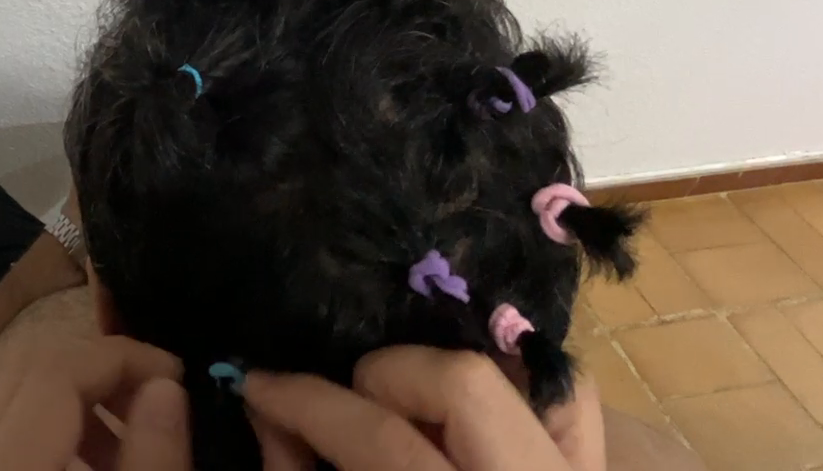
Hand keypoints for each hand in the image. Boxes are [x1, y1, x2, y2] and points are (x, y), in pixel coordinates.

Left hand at [0, 331, 191, 469]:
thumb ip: (148, 464)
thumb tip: (166, 384)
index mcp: (3, 464)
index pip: (57, 369)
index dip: (122, 356)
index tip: (176, 373)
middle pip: (29, 369)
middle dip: (99, 369)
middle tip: (157, 399)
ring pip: (7, 391)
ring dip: (71, 396)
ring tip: (125, 441)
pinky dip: (41, 424)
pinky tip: (82, 461)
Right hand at [242, 346, 604, 470]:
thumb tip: (270, 417)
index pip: (384, 443)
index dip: (304, 402)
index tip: (257, 386)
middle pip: (463, 385)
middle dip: (381, 380)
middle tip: (342, 409)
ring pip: (520, 380)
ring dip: (442, 381)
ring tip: (400, 415)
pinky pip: (565, 401)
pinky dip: (507, 388)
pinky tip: (457, 414)